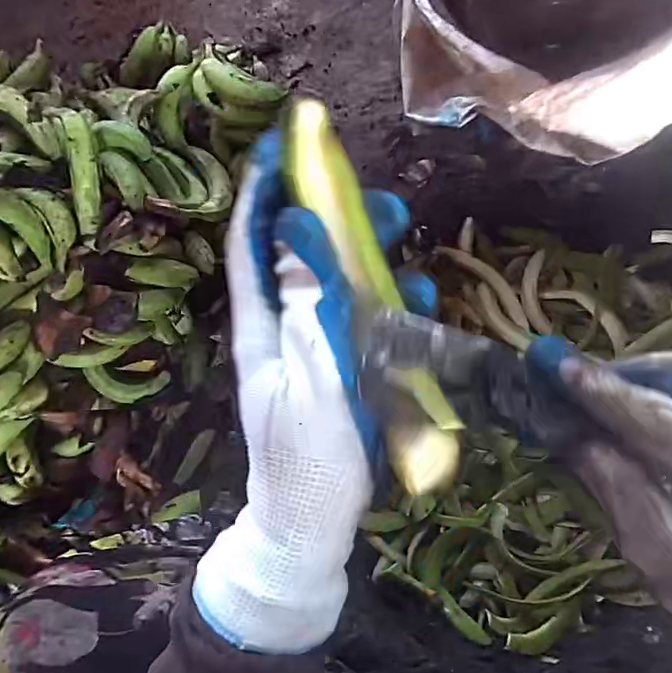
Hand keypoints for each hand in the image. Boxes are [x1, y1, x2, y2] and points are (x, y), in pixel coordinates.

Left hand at [192, 128, 425, 653]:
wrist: (312, 524)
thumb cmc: (305, 466)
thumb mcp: (308, 392)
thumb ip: (308, 319)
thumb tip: (300, 242)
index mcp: (261, 328)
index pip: (252, 246)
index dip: (261, 195)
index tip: (278, 148)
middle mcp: (284, 328)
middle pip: (301, 255)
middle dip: (332, 217)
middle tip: (375, 199)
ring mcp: (316, 347)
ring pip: (339, 281)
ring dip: (369, 253)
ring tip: (406, 237)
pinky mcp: (345, 367)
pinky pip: (367, 316)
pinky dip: (391, 297)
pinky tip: (419, 296)